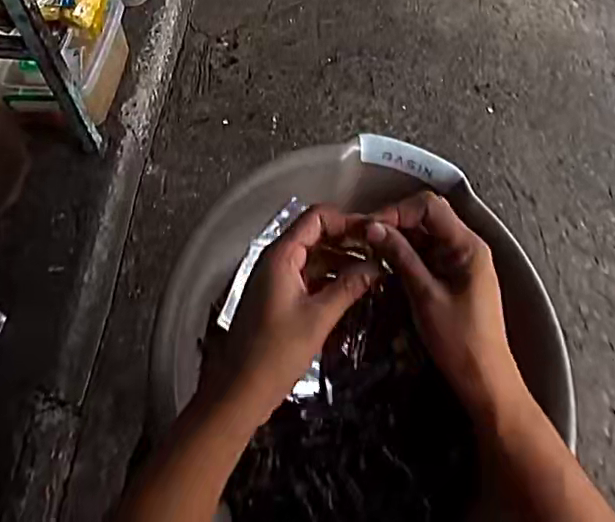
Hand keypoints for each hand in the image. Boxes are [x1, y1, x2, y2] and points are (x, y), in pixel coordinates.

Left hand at [209, 205, 382, 420]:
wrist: (237, 396)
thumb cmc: (273, 355)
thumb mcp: (318, 318)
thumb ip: (348, 287)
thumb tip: (374, 267)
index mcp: (281, 256)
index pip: (317, 218)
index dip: (347, 221)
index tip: (372, 233)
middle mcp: (276, 260)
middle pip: (316, 234)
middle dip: (348, 240)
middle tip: (377, 251)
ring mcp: (276, 279)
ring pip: (315, 256)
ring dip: (341, 260)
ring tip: (370, 271)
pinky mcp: (278, 297)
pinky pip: (309, 275)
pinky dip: (330, 278)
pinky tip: (351, 289)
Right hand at [362, 192, 523, 420]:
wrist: (485, 380)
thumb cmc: (459, 341)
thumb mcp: (425, 296)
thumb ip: (401, 258)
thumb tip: (374, 228)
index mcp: (467, 244)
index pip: (430, 207)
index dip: (397, 211)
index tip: (369, 226)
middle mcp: (466, 244)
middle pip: (428, 216)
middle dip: (395, 221)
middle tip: (364, 235)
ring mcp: (460, 259)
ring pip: (426, 233)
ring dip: (399, 236)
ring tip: (369, 246)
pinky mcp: (453, 274)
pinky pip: (428, 252)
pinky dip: (407, 252)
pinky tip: (386, 260)